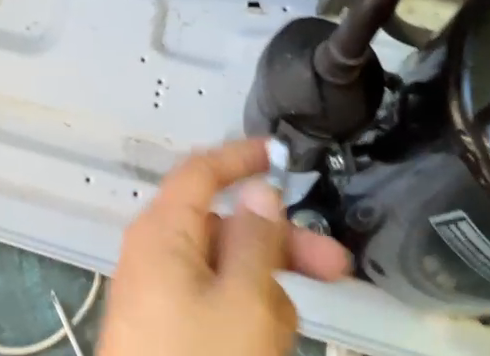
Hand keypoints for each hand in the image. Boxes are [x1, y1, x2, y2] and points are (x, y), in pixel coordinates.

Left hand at [97, 138, 351, 355]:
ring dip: (265, 297)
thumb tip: (259, 191)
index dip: (241, 156)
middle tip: (333, 267)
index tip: (280, 153)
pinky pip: (215, 311)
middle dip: (278, 247)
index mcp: (162, 232)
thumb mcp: (241, 300)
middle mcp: (156, 257)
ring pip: (227, 276)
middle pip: (225, 229)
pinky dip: (245, 321)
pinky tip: (263, 348)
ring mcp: (160, 300)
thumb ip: (256, 238)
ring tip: (278, 338)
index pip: (201, 171)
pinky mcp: (168, 337)